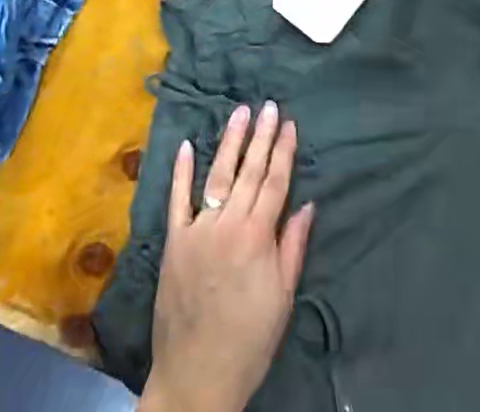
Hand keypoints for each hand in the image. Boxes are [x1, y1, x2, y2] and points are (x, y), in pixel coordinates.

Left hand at [140, 102, 315, 411]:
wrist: (197, 375)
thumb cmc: (250, 338)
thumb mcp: (283, 296)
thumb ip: (293, 245)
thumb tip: (307, 203)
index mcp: (257, 236)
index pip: (274, 182)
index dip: (283, 151)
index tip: (289, 123)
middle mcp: (226, 224)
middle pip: (248, 171)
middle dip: (260, 136)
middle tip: (268, 105)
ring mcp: (196, 229)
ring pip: (217, 176)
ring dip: (229, 142)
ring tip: (239, 112)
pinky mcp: (172, 241)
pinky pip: (177, 199)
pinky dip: (181, 171)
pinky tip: (188, 144)